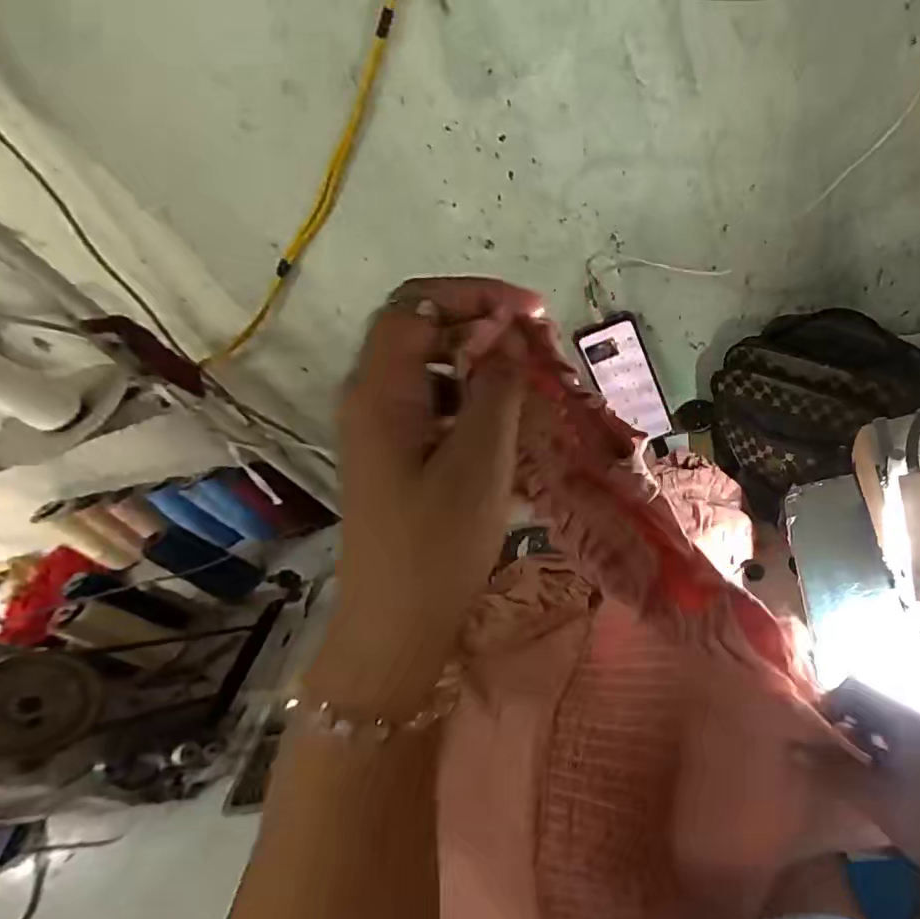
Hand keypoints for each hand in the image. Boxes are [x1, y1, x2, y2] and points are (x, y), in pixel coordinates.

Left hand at [311, 278, 544, 711]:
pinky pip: (445, 411)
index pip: (418, 307)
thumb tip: (507, 336)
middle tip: (543, 352)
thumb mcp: (479, 463)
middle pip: (426, 334)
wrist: (400, 620)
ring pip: (439, 374)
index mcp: (383, 392)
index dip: (476, 296)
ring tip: (539, 388)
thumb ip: (494, 392)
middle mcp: (376, 400)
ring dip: (488, 369)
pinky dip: (482, 406)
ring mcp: (389, 431)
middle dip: (486, 329)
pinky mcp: (406, 459)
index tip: (537, 314)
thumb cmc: (439, 543)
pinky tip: (518, 429)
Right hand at [809, 681, 919, 884]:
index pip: (854, 690)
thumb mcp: (874, 798)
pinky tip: (855, 771)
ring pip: (873, 719)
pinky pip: (886, 736)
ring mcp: (918, 735)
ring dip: (850, 734)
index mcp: (902, 721)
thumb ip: (833, 770)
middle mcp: (911, 719)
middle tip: (815, 749)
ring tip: (831, 763)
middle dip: (835, 719)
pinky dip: (866, 746)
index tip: (808, 734)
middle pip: (863, 701)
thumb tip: (794, 750)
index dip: (826, 705)